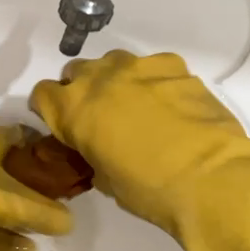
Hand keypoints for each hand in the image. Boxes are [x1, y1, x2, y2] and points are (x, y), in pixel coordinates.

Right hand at [27, 50, 243, 231]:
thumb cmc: (146, 187)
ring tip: (136, 106)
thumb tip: (100, 148)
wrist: (207, 175)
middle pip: (77, 71)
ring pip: (114, 63)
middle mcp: (98, 78)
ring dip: (116, 81)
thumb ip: (91, 152)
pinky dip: (153, 81)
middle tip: (99, 117)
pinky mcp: (173, 65)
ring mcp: (137, 67)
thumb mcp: (102, 177)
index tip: (64, 125)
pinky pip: (153, 66)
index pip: (42, 94)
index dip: (51, 110)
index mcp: (71, 109)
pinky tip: (169, 104)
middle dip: (82, 90)